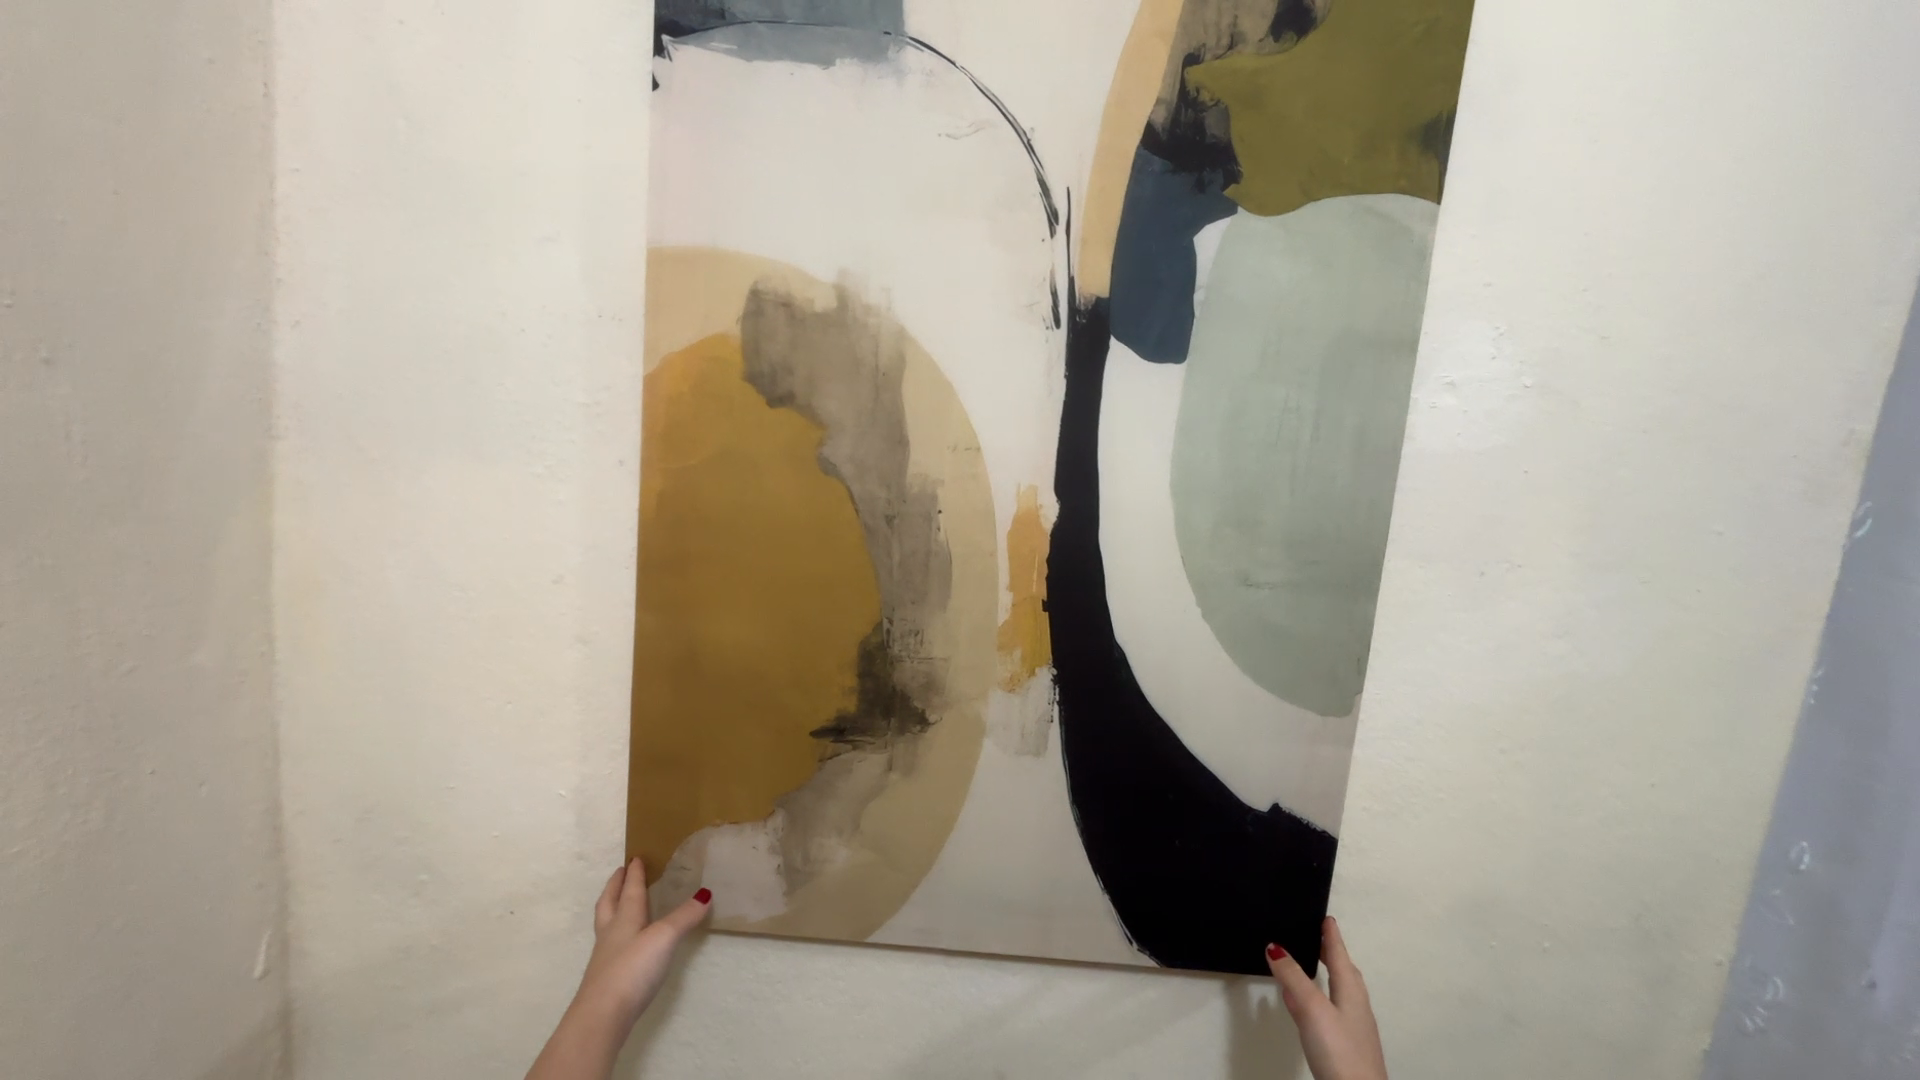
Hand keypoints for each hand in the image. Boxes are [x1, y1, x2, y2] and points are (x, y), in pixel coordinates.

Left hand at [526, 860, 710, 1079]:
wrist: (602, 1016)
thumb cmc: (633, 968)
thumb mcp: (665, 937)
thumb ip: (685, 916)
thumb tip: (705, 893)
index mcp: (625, 917)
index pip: (630, 890)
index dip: (634, 873)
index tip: (635, 857)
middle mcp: (612, 933)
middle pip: (609, 903)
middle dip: (615, 886)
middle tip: (620, 873)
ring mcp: (605, 957)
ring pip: (606, 923)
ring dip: (612, 908)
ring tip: (620, 902)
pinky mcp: (606, 978)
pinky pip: (611, 945)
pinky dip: (617, 934)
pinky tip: (625, 942)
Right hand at [1267, 917, 1386, 1079]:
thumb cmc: (1339, 1049)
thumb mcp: (1312, 1008)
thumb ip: (1293, 977)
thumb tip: (1274, 945)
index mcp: (1351, 992)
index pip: (1340, 956)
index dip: (1332, 936)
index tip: (1327, 917)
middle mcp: (1355, 1007)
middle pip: (1345, 973)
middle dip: (1333, 954)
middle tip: (1319, 938)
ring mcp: (1351, 1029)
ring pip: (1338, 992)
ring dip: (1326, 975)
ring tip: (1311, 966)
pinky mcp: (1344, 1047)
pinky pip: (1329, 1010)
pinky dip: (1317, 998)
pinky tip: (1303, 1006)